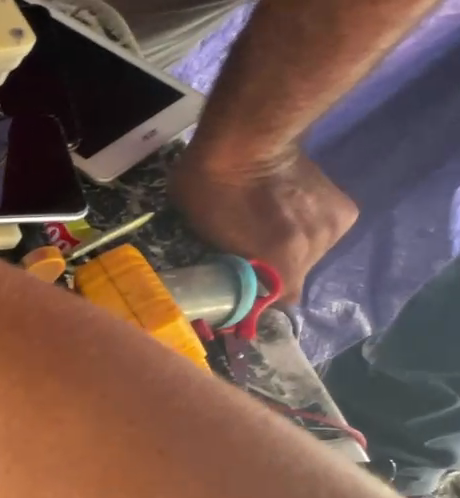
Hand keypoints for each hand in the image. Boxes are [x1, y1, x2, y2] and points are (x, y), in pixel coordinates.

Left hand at [169, 144, 357, 297]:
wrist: (248, 143)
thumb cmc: (210, 193)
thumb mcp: (205, 239)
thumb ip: (229, 266)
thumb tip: (233, 286)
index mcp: (283, 257)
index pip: (277, 301)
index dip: (256, 303)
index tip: (237, 301)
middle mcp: (318, 244)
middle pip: (293, 278)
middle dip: (269, 275)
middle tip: (244, 264)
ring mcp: (335, 224)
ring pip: (307, 258)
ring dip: (286, 254)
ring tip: (261, 240)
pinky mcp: (344, 208)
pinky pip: (319, 236)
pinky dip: (301, 236)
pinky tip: (282, 224)